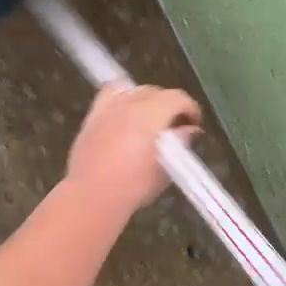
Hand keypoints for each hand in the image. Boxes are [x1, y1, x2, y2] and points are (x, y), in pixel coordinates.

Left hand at [63, 84, 200, 215]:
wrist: (92, 196)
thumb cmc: (133, 186)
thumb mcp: (165, 168)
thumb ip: (179, 143)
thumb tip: (187, 130)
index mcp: (148, 115)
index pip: (175, 98)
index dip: (190, 108)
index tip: (195, 124)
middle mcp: (126, 105)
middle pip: (153, 91)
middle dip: (169, 104)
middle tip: (175, 125)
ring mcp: (105, 109)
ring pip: (130, 90)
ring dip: (145, 99)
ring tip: (151, 119)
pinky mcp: (90, 118)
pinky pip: (108, 96)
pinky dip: (121, 99)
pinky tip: (125, 116)